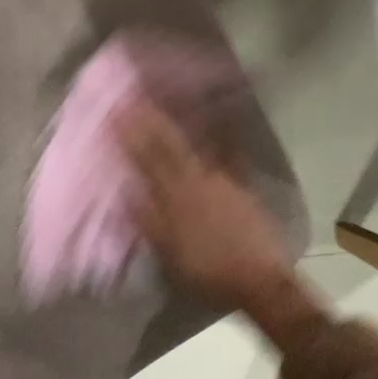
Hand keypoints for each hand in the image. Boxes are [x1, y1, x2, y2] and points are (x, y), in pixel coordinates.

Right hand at [119, 103, 293, 311]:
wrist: (261, 281)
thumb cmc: (207, 270)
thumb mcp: (167, 251)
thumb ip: (147, 219)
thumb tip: (126, 189)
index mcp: (175, 194)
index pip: (147, 156)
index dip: (131, 132)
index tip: (117, 109)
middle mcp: (198, 179)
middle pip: (171, 143)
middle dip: (153, 119)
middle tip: (140, 97)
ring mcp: (223, 180)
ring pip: (196, 146)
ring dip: (181, 125)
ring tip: (170, 108)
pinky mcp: (242, 188)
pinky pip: (223, 158)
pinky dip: (213, 145)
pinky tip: (212, 138)